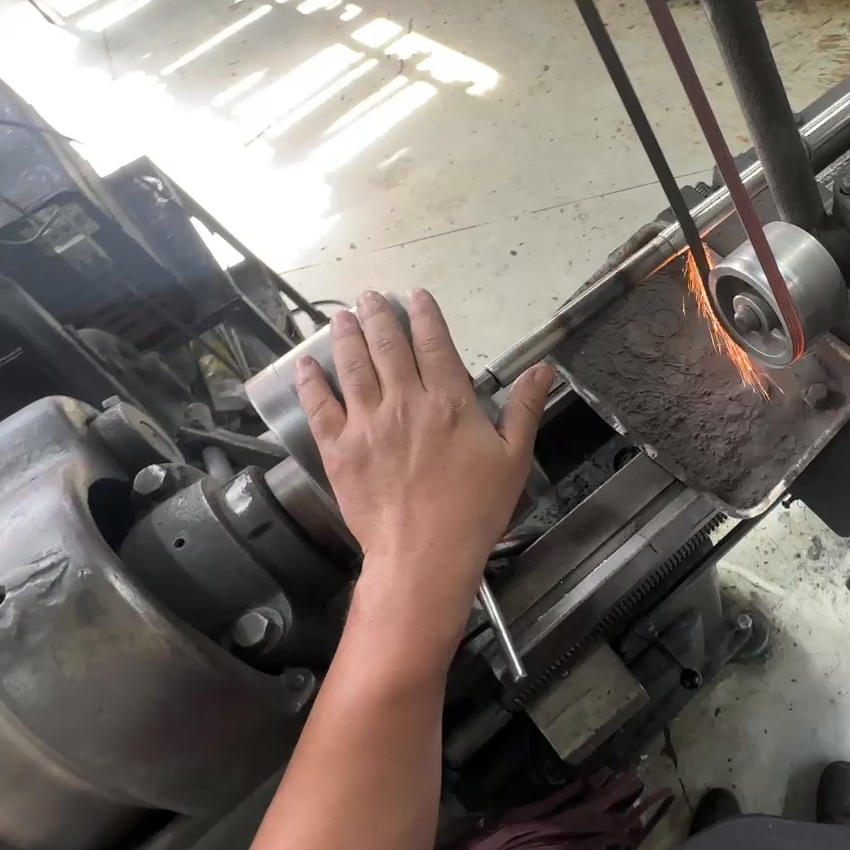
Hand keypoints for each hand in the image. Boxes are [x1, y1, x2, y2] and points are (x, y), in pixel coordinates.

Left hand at [294, 290, 553, 616]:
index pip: (434, 344)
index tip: (416, 296)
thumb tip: (543, 369)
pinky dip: (311, 381)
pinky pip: (320, 406)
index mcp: (449, 402)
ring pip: (352, 366)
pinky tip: (306, 364)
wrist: (426, 554)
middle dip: (379, 315)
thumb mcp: (514, 458)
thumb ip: (524, 408)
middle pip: (387, 346)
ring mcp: (367, 424)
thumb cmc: (475, 509)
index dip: (424, 315)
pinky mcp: (339, 449)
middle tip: (370, 296)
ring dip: (346, 336)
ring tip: (342, 316)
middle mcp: (404, 402)